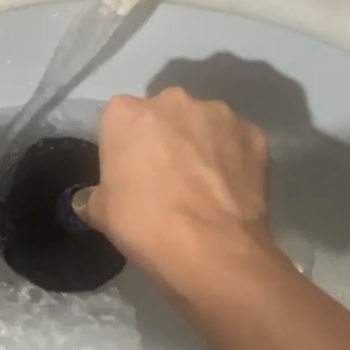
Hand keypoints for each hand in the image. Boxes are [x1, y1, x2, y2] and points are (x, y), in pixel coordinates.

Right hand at [84, 88, 284, 285]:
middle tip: (166, 177)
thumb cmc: (142, 222)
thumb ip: (96, 195)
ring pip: (203, 125)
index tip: (129, 172)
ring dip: (201, 145)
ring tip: (203, 186)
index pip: (119, 119)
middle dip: (165, 138)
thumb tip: (94, 199)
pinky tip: (229, 190)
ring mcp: (219, 114)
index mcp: (126, 113)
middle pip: (164, 114)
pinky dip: (233, 159)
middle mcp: (172, 101)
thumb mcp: (100, 211)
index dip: (125, 146)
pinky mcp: (255, 135)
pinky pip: (237, 143)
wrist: (209, 247)